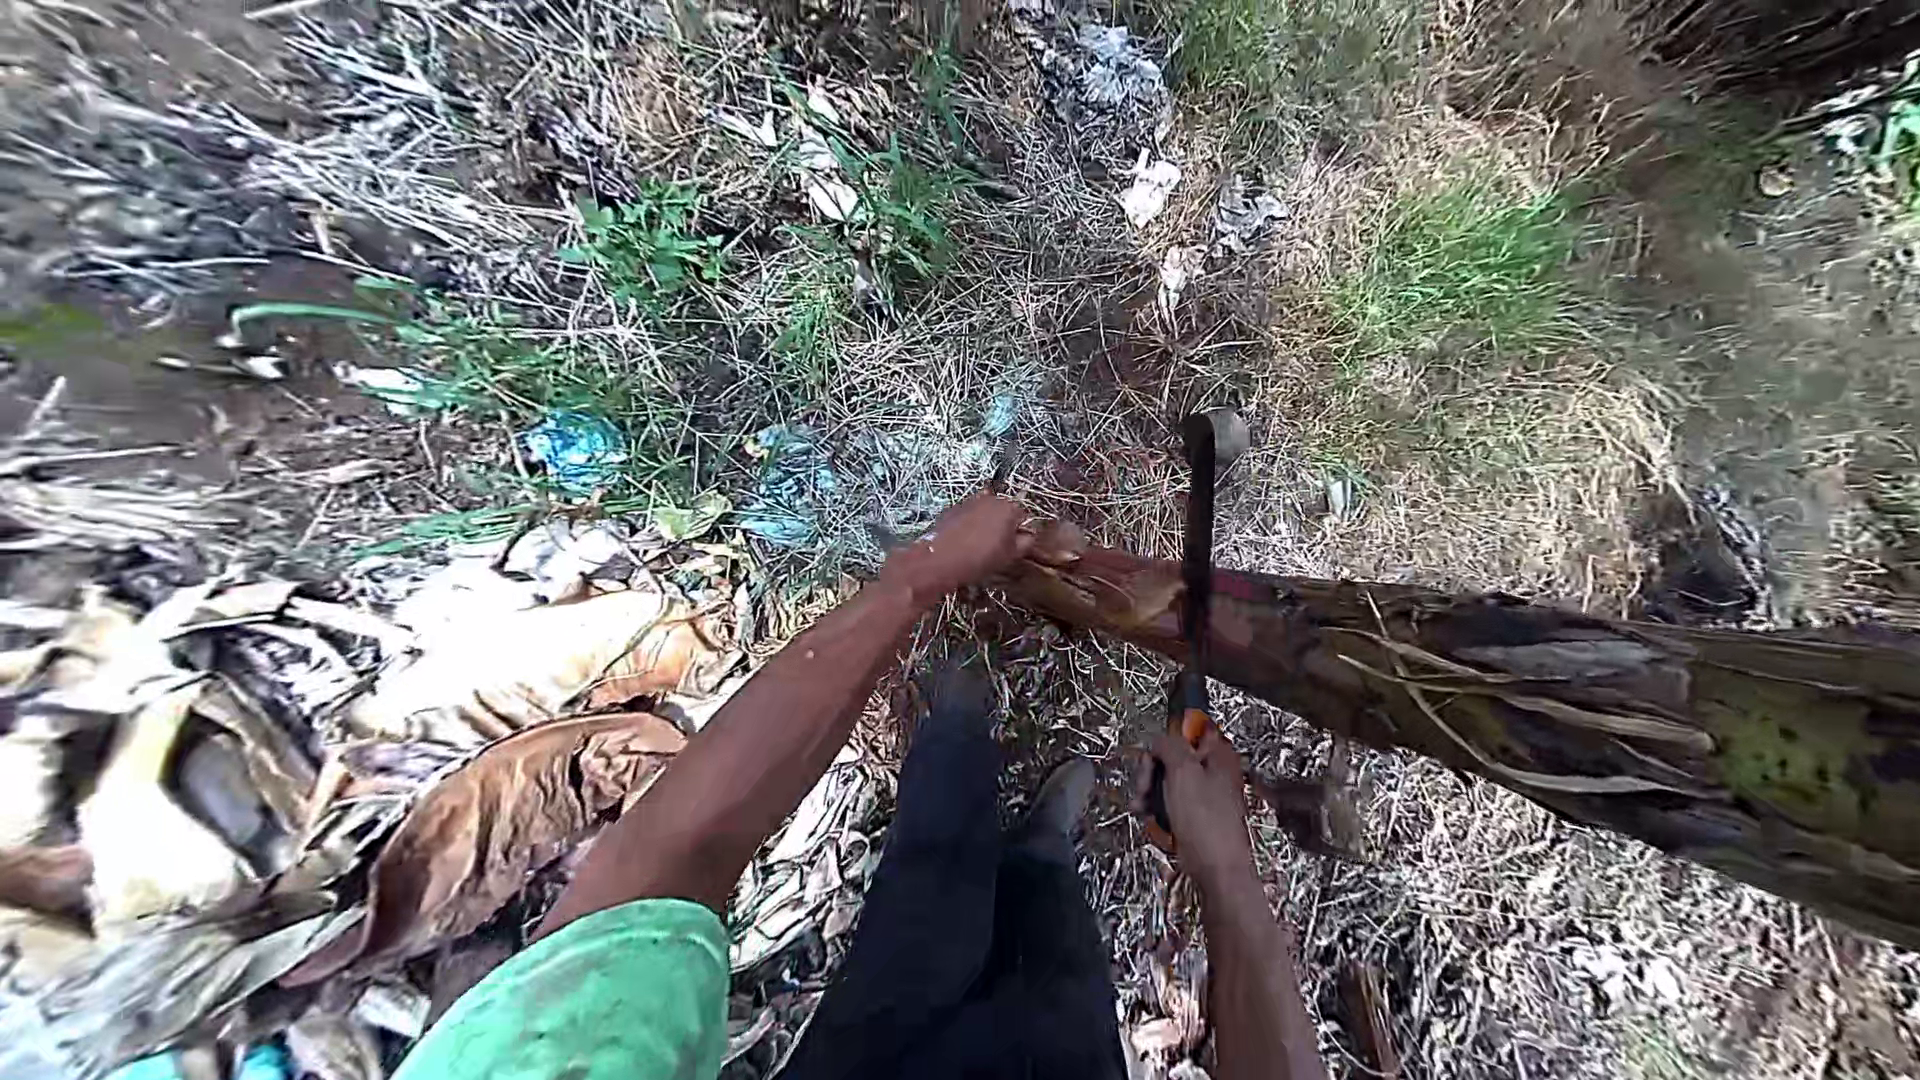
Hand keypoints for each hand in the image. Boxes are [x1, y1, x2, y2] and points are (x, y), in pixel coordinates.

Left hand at [880, 491, 1031, 604]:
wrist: (939, 560)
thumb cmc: (979, 559)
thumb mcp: (1009, 556)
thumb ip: (1024, 542)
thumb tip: (1027, 536)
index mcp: (1008, 508)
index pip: (1023, 516)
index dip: (1020, 532)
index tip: (1014, 546)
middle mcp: (989, 499)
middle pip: (1002, 511)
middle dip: (1002, 526)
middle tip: (998, 547)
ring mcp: (968, 502)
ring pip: (984, 512)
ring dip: (984, 525)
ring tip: (979, 546)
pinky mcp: (951, 509)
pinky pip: (967, 516)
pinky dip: (968, 525)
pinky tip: (964, 542)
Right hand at [1139, 727, 1257, 895]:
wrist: (1216, 870)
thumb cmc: (1203, 818)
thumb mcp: (1183, 771)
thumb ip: (1169, 745)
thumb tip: (1159, 741)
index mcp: (1218, 754)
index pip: (1185, 729)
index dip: (1165, 741)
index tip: (1153, 759)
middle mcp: (1212, 769)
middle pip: (1171, 755)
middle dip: (1151, 770)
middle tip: (1144, 786)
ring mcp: (1203, 793)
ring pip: (1166, 777)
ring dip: (1148, 789)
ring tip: (1141, 805)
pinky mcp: (1194, 813)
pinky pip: (1168, 799)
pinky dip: (1155, 805)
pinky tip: (1145, 815)